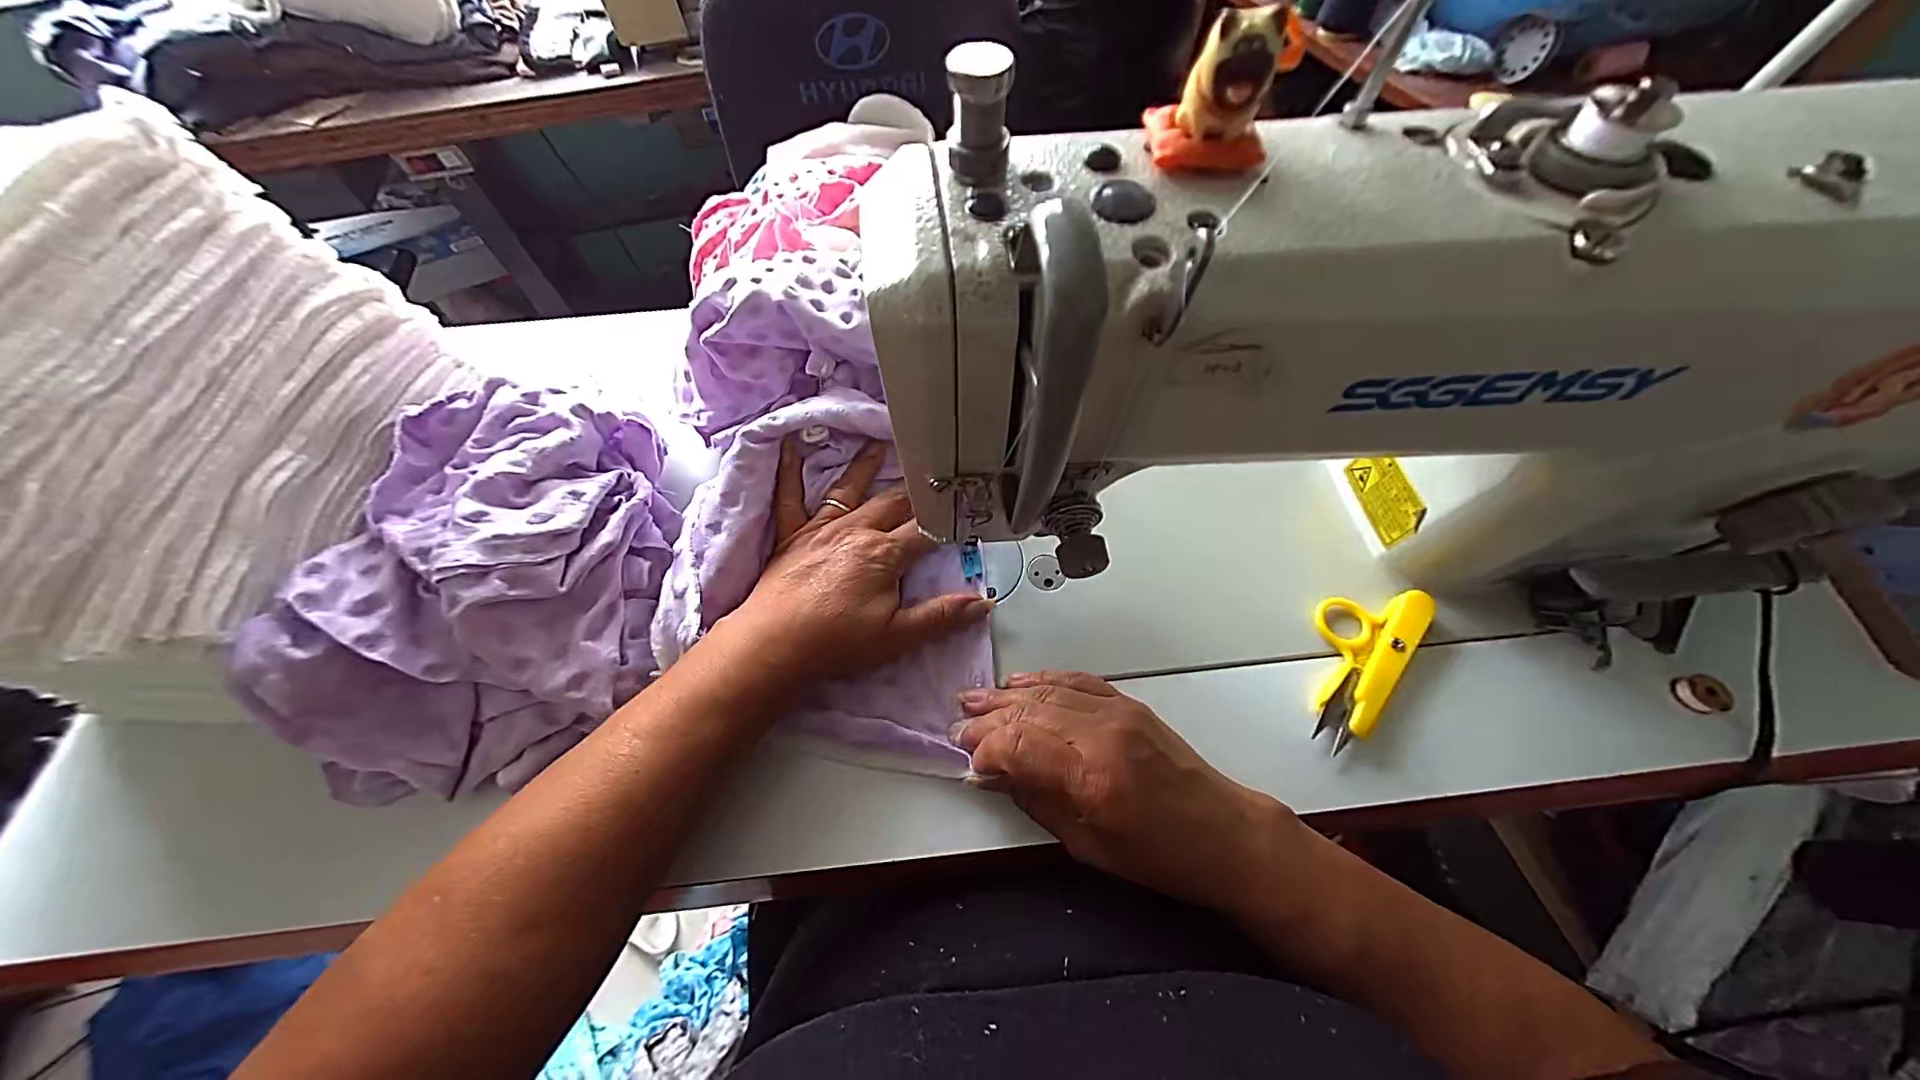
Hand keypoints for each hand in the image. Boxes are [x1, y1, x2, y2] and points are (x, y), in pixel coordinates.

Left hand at [722, 438, 992, 683]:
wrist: (773, 644)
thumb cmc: (834, 642)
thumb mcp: (897, 637)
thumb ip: (941, 616)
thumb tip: (982, 603)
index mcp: (884, 554)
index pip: (925, 531)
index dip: (946, 522)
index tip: (961, 510)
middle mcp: (856, 532)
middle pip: (893, 503)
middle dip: (916, 491)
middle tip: (931, 474)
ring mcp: (821, 529)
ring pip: (850, 488)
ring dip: (866, 466)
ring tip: (879, 445)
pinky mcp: (791, 535)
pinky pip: (790, 496)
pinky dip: (790, 471)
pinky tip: (790, 447)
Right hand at [951, 670, 1302, 912]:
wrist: (1223, 833)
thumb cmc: (1162, 853)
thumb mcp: (1087, 844)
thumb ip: (1036, 800)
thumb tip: (996, 775)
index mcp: (1094, 776)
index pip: (1020, 744)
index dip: (987, 749)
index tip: (972, 762)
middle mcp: (1105, 734)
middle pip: (1029, 711)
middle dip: (988, 719)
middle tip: (960, 726)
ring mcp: (1119, 713)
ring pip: (1047, 692)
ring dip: (1007, 696)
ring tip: (975, 700)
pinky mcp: (1129, 704)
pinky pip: (1076, 681)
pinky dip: (1043, 680)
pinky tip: (1020, 684)